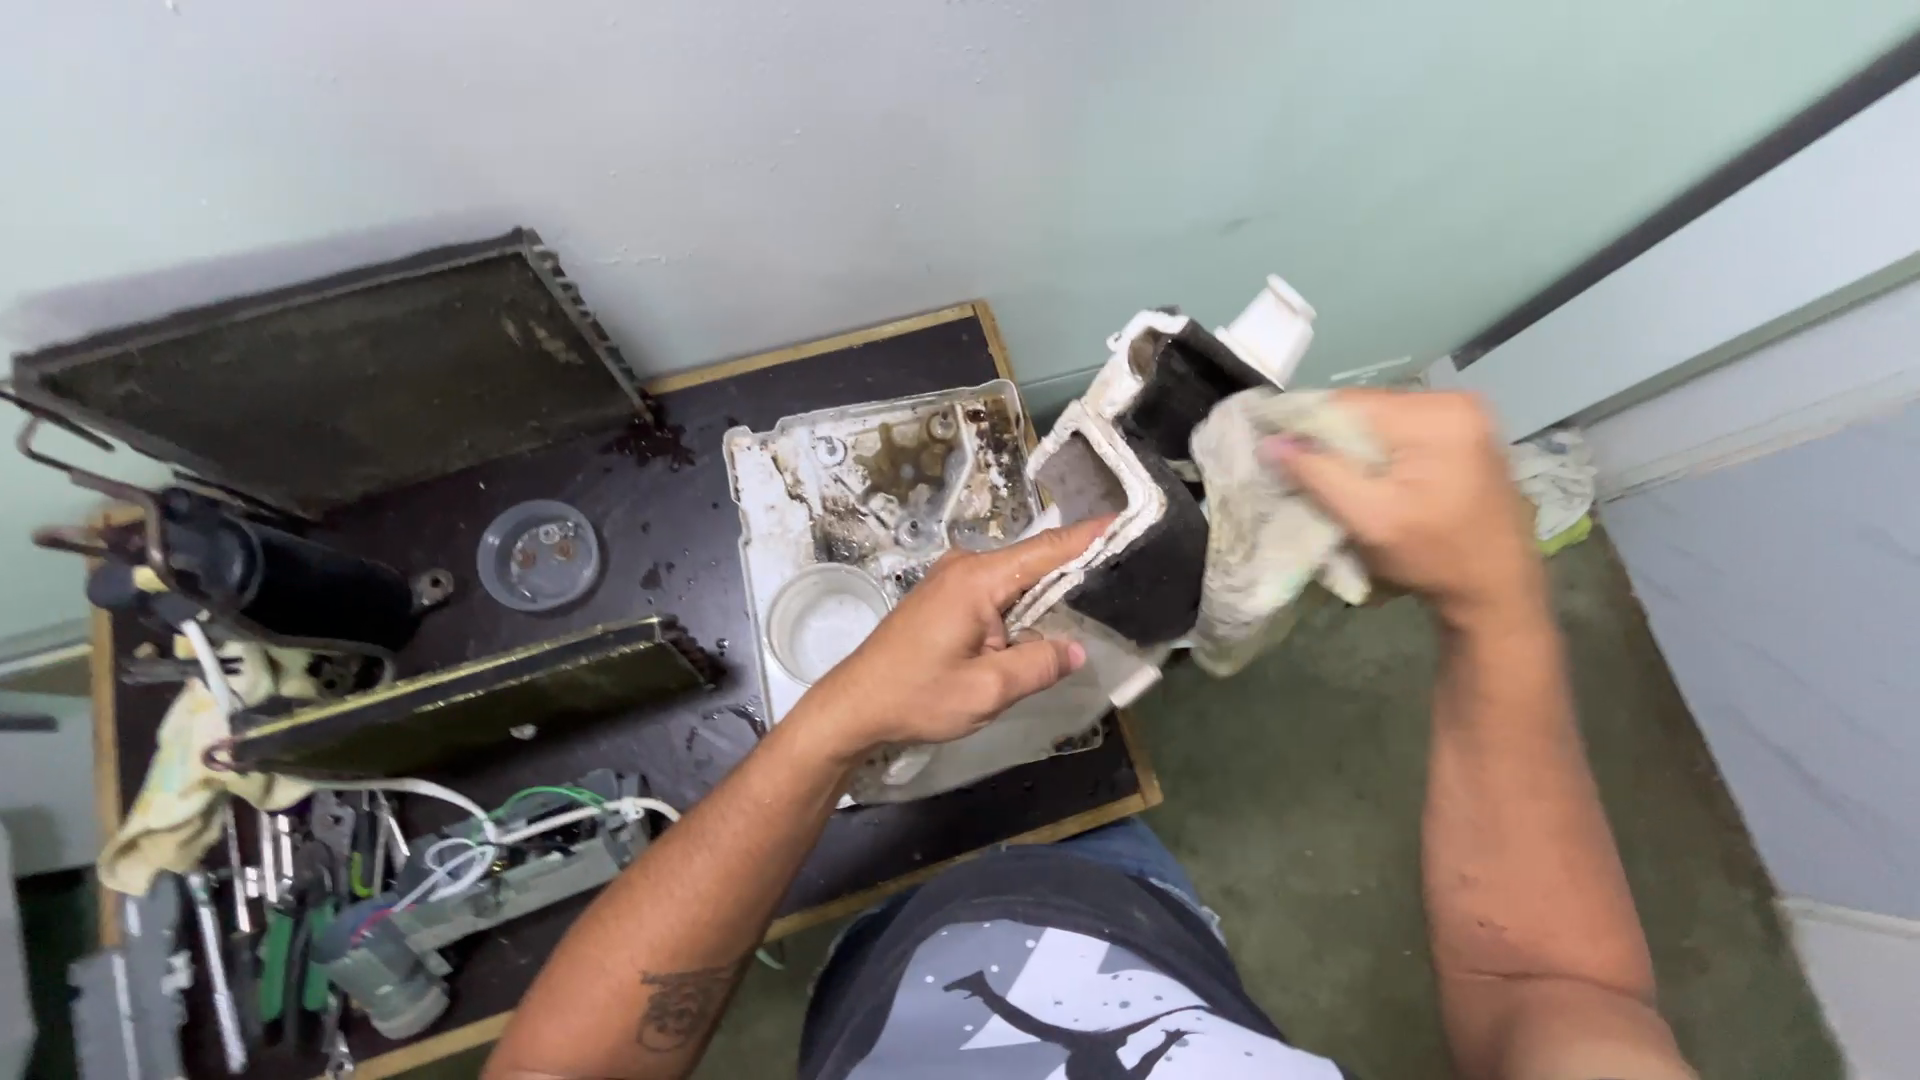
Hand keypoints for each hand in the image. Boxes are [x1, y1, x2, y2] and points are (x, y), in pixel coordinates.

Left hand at [785, 515, 1110, 764]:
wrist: (854, 704)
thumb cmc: (916, 696)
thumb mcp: (986, 690)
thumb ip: (1037, 665)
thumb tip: (1075, 650)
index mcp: (978, 580)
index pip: (1046, 550)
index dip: (1089, 536)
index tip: (1128, 521)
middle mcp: (966, 567)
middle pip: (1033, 561)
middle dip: (1076, 567)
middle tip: (1124, 573)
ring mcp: (952, 579)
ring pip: (1016, 579)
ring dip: (1048, 592)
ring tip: (1094, 599)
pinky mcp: (946, 596)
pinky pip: (997, 591)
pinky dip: (1023, 602)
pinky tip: (1043, 620)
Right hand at [1262, 389, 1542, 629]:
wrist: (1497, 587)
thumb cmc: (1434, 556)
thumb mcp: (1368, 519)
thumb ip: (1318, 475)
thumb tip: (1270, 442)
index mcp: (1435, 416)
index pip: (1345, 404)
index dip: (1303, 427)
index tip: (1275, 457)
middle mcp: (1452, 401)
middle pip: (1361, 409)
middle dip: (1327, 440)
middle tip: (1303, 478)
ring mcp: (1461, 415)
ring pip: (1375, 420)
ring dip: (1347, 448)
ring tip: (1333, 482)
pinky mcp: (1460, 431)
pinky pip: (1396, 431)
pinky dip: (1372, 453)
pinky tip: (1365, 480)